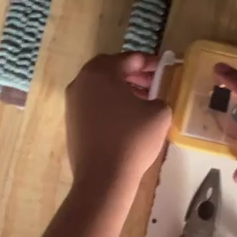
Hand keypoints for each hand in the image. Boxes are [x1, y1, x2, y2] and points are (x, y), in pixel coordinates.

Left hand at [65, 52, 171, 188]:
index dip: (150, 62)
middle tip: (153, 82)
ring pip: (100, 87)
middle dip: (133, 73)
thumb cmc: (133, 139)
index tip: (165, 68)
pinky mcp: (71, 122)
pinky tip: (126, 118)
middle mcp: (81, 82)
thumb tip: (152, 101)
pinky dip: (110, 104)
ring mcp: (72, 103)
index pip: (129, 59)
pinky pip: (93, 104)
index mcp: (100, 72)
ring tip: (142, 101)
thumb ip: (159, 97)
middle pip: (110, 69)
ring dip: (121, 89)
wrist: (103, 177)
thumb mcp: (159, 113)